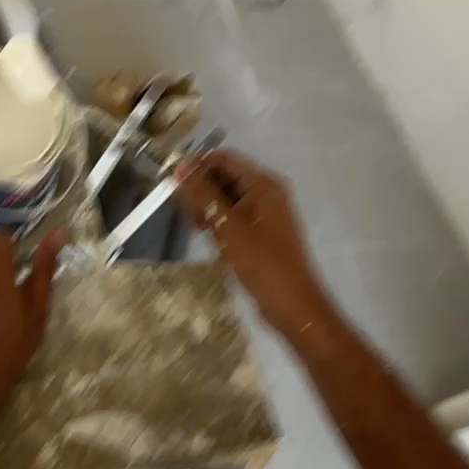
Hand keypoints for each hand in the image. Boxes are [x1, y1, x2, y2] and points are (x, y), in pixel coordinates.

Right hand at [176, 150, 330, 336]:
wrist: (294, 308)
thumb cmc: (262, 262)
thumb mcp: (227, 226)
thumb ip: (203, 194)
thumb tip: (180, 166)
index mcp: (264, 184)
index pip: (225, 159)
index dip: (198, 165)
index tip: (173, 179)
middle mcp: (267, 193)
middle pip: (226, 178)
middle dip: (202, 191)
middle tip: (183, 210)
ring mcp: (266, 214)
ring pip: (227, 200)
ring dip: (209, 210)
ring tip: (196, 229)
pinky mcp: (262, 234)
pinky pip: (234, 218)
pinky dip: (220, 225)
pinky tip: (211, 242)